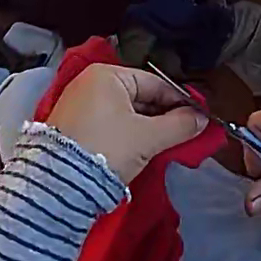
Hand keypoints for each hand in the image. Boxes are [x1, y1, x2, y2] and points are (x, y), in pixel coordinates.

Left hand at [45, 64, 210, 182]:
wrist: (59, 185)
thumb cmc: (107, 148)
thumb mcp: (149, 137)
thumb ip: (180, 125)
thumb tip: (202, 119)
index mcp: (107, 75)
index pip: (156, 83)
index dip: (180, 101)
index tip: (198, 118)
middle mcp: (89, 84)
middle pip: (140, 97)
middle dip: (163, 116)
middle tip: (184, 134)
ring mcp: (79, 105)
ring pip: (126, 112)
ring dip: (147, 127)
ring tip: (166, 144)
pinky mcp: (73, 127)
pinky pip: (111, 124)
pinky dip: (128, 134)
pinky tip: (142, 149)